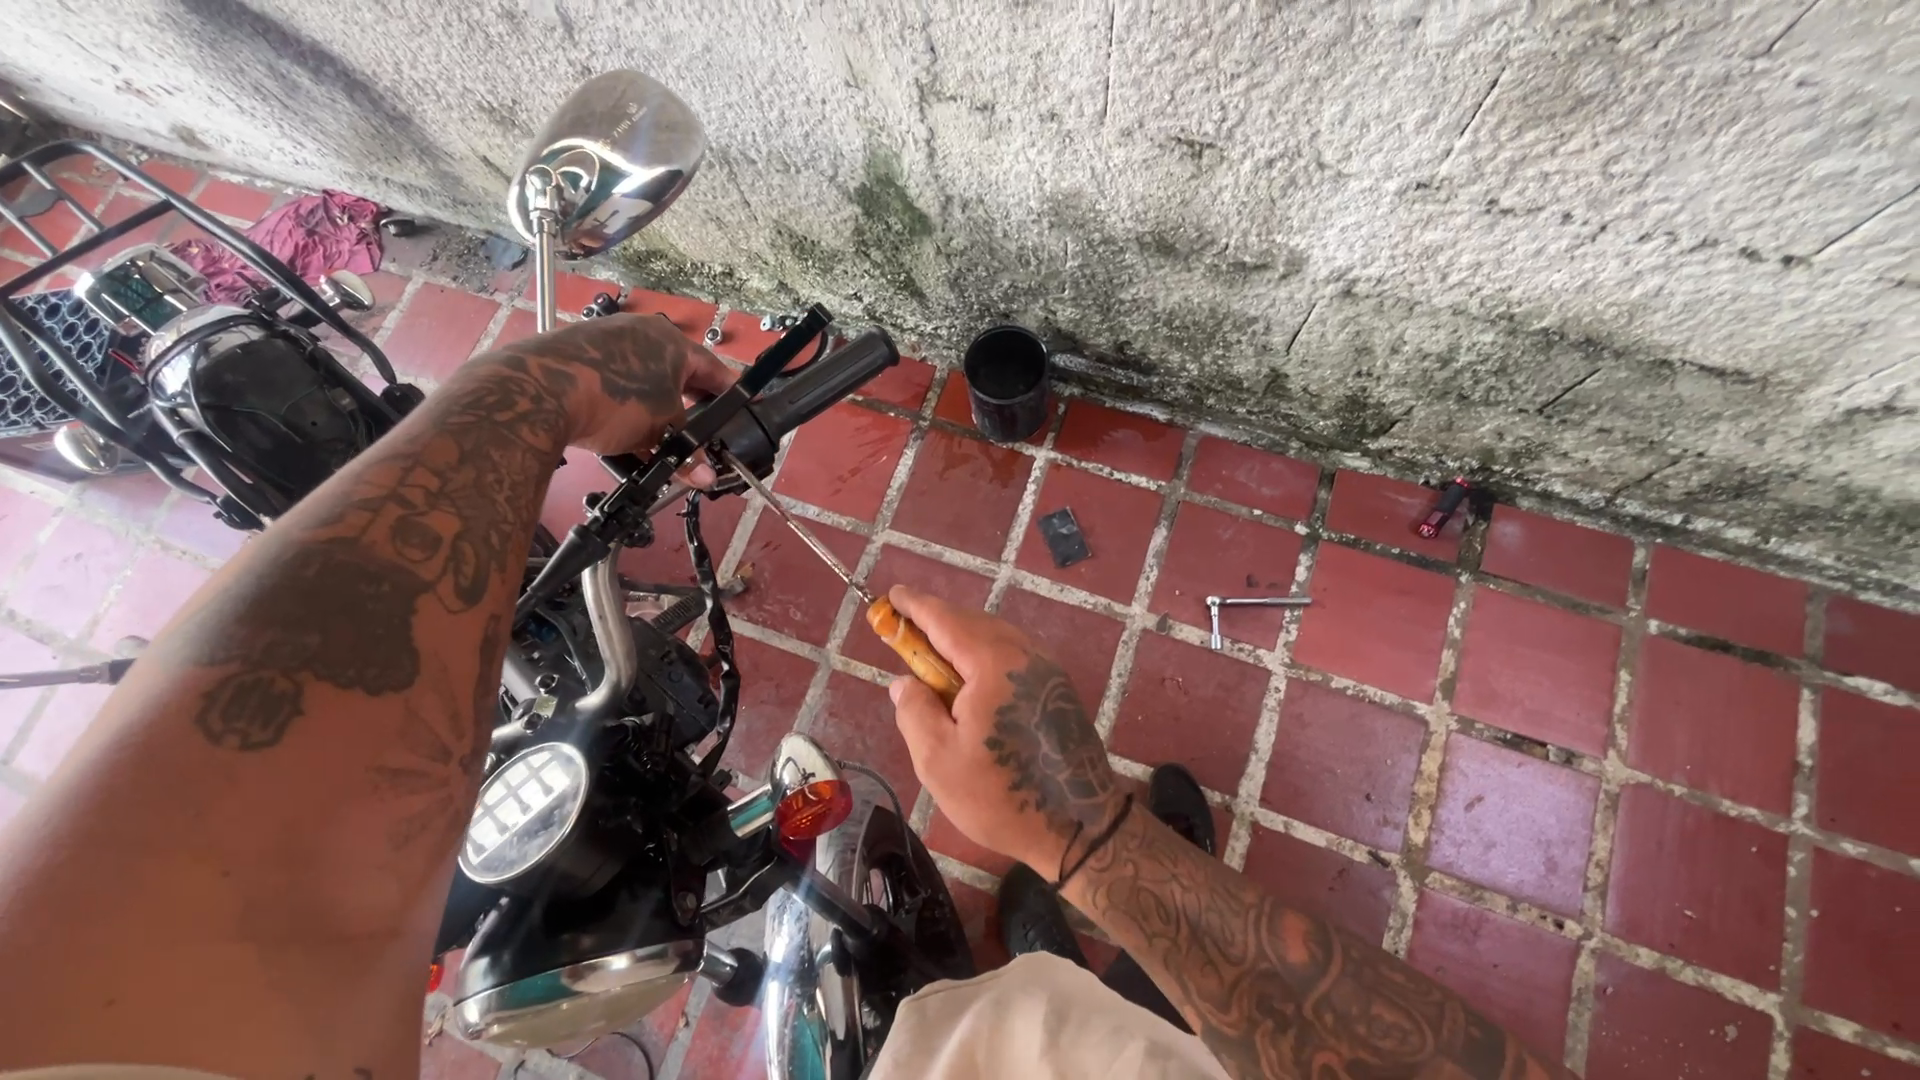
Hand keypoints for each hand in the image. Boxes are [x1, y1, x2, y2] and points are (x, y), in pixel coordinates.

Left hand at [483, 313, 735, 462]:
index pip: (714, 370)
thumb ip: (688, 452)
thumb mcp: (662, 430)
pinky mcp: (576, 359)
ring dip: (656, 415)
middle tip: (700, 436)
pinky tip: (624, 440)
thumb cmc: (613, 399)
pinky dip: (626, 412)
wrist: (539, 391)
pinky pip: (614, 387)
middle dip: (689, 410)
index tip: (744, 407)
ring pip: (644, 385)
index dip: (731, 395)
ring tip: (660, 446)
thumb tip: (705, 476)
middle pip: (677, 377)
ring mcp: (605, 344)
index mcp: (671, 343)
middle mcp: (640, 335)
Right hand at [886, 585, 1125, 876]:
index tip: (891, 596)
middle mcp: (1024, 655)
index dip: (915, 607)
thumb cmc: (1001, 796)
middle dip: (936, 622)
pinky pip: (1011, 654)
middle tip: (903, 632)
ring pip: (995, 636)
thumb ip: (915, 711)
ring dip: (960, 639)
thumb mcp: (938, 760)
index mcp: (994, 664)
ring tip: (932, 659)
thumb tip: (904, 681)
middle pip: (972, 623)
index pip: (946, 621)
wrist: (1078, 825)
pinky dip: (982, 654)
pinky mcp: (1057, 687)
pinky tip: (968, 680)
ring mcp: (1046, 669)